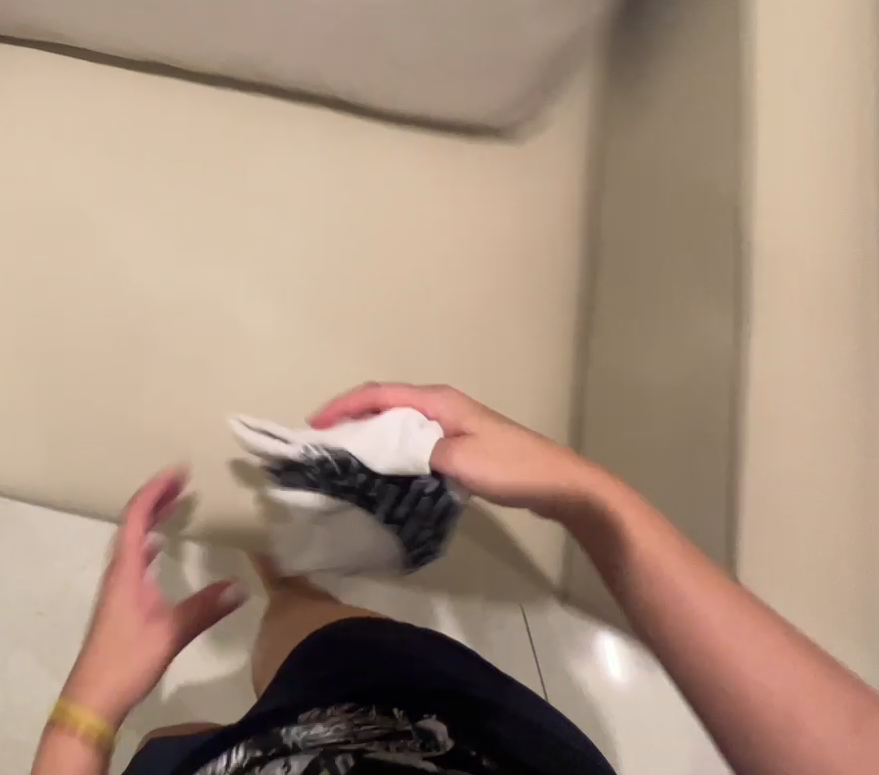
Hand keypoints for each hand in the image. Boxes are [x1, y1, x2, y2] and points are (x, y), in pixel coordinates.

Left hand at [60, 468, 246, 723]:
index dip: (155, 490)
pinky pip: (134, 556)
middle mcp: (119, 569)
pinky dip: (148, 542)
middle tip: (181, 482)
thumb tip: (240, 586)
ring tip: (174, 504)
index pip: (136, 515)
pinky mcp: (120, 600)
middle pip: (133, 521)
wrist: (93, 696)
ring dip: (151, 517)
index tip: (177, 473)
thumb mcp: (170, 633)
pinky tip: (159, 547)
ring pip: (133, 539)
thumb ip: (204, 609)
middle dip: (156, 498)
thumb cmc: (126, 659)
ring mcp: (117, 584)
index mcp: (126, 567)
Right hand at [311, 382, 610, 522]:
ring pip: (397, 421)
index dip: (344, 406)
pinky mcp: (457, 443)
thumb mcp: (459, 459)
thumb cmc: (509, 467)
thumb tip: (380, 450)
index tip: (316, 424)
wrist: (561, 484)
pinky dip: (389, 446)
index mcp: (436, 401)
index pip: (378, 394)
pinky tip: (382, 465)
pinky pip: (411, 437)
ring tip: (344, 451)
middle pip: (383, 403)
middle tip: (323, 439)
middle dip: (350, 416)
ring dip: (368, 432)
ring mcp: (449, 423)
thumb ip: (416, 451)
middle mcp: (439, 405)